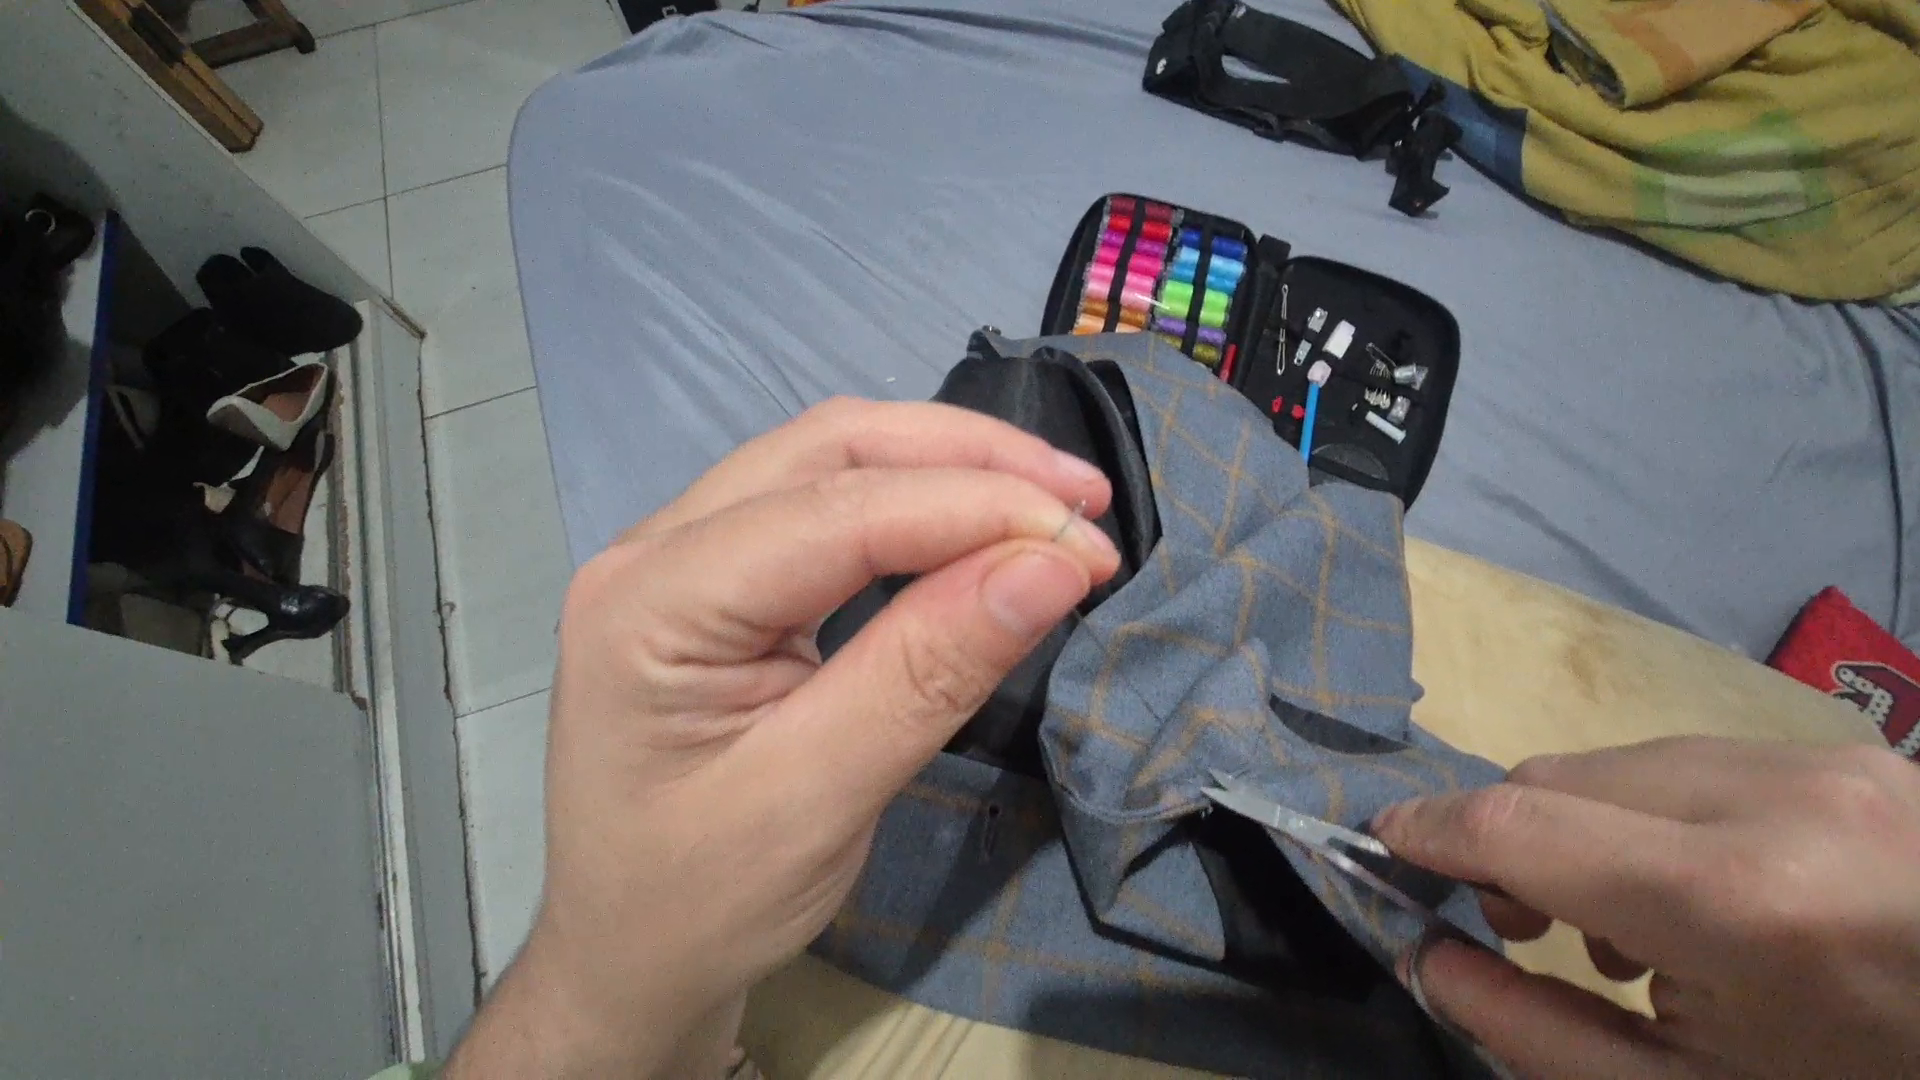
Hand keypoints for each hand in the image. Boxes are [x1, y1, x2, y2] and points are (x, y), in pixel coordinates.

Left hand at [443, 398, 1119, 1077]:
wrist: (627, 952)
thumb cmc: (705, 899)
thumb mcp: (824, 798)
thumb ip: (931, 671)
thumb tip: (1050, 566)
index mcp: (653, 599)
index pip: (842, 511)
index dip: (979, 509)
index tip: (1088, 543)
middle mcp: (658, 545)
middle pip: (835, 448)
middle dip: (971, 459)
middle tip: (1080, 498)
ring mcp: (683, 549)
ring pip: (834, 457)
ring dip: (949, 465)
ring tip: (1048, 496)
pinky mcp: (721, 570)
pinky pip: (826, 499)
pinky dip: (916, 499)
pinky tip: (972, 518)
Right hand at [1373, 736, 1919, 1079]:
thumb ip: (1532, 1027)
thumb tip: (1424, 955)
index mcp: (1741, 901)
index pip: (1517, 823)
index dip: (1429, 829)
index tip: (1386, 843)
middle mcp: (1777, 799)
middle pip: (1550, 779)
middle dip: (1507, 839)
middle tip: (1529, 922)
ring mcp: (1825, 763)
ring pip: (1606, 762)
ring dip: (1576, 825)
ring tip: (1630, 913)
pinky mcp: (1853, 754)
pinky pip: (1679, 760)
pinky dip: (1645, 812)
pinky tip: (1703, 885)